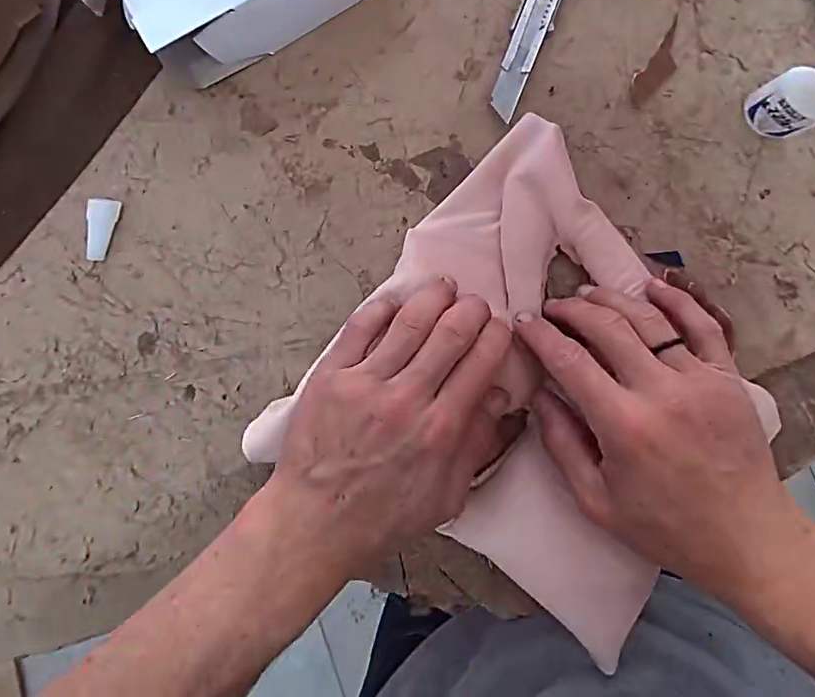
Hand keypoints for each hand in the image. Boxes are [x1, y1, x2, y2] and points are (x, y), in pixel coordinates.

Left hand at [263, 277, 522, 570]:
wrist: (311, 527)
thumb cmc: (381, 516)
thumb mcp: (448, 495)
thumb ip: (480, 444)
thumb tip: (502, 399)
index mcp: (441, 428)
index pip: (482, 360)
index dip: (497, 335)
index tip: (499, 329)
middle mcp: (407, 400)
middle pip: (452, 331)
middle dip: (473, 309)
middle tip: (476, 305)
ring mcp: (365, 384)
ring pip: (411, 320)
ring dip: (435, 296)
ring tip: (445, 288)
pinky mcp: (331, 377)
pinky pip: (360, 327)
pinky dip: (384, 306)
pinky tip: (398, 301)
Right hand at [514, 279, 807, 593]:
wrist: (744, 535)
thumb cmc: (667, 527)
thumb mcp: (598, 502)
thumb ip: (562, 446)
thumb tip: (540, 395)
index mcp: (624, 425)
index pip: (571, 362)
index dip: (543, 336)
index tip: (526, 324)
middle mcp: (660, 391)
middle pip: (608, 328)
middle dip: (573, 310)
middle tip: (555, 306)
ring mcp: (698, 377)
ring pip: (649, 320)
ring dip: (614, 299)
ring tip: (590, 293)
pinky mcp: (726, 374)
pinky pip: (701, 324)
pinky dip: (676, 300)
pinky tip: (652, 285)